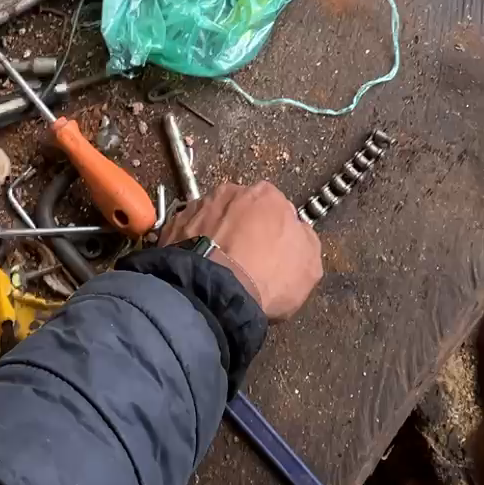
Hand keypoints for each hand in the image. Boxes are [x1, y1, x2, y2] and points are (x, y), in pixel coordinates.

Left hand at [162, 181, 322, 320]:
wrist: (214, 293)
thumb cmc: (265, 277)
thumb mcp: (309, 266)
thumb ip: (306, 240)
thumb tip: (298, 233)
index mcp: (267, 195)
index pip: (277, 209)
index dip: (277, 233)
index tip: (274, 254)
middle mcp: (231, 192)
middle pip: (242, 209)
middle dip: (244, 229)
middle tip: (246, 262)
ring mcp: (200, 205)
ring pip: (213, 218)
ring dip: (217, 235)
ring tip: (220, 268)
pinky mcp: (174, 224)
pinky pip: (188, 232)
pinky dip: (192, 245)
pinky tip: (199, 268)